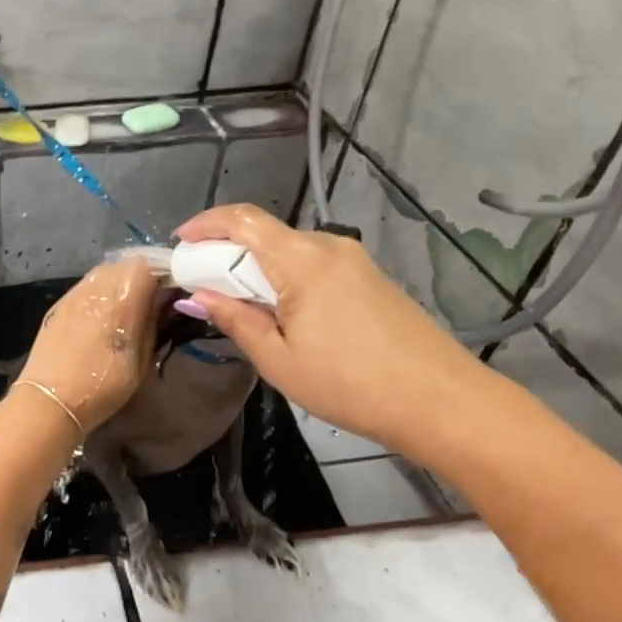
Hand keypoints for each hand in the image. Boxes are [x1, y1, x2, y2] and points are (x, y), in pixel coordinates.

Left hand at [19, 255, 159, 433]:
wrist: (50, 401)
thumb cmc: (102, 388)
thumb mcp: (141, 362)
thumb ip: (152, 324)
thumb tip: (163, 301)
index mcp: (121, 302)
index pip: (146, 265)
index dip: (161, 271)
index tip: (171, 288)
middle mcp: (95, 290)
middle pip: (124, 264)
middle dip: (141, 276)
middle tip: (150, 298)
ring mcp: (73, 295)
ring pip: (102, 272)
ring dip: (119, 282)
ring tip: (126, 305)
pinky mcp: (58, 305)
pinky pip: (85, 286)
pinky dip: (99, 292)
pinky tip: (102, 314)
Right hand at [174, 205, 495, 451]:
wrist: (442, 402)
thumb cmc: (351, 385)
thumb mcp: (279, 360)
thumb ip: (235, 319)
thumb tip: (199, 295)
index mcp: (302, 261)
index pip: (242, 219)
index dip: (205, 224)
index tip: (179, 244)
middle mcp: (328, 248)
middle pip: (264, 234)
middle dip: (225, 253)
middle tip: (200, 287)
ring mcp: (354, 261)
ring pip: (288, 251)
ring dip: (256, 269)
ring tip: (239, 308)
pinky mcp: (370, 278)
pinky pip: (313, 265)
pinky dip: (284, 278)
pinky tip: (281, 314)